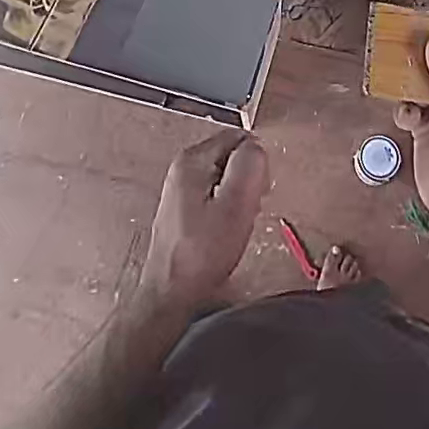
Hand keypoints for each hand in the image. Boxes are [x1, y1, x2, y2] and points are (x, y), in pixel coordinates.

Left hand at [139, 131, 270, 310]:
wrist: (171, 291)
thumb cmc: (203, 251)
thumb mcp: (235, 205)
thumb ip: (248, 167)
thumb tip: (256, 146)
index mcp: (193, 159)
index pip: (239, 137)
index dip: (256, 162)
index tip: (257, 191)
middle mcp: (183, 166)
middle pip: (232, 154)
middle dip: (248, 178)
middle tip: (247, 209)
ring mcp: (181, 185)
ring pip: (227, 174)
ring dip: (239, 195)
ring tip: (235, 222)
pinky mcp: (183, 204)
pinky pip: (217, 192)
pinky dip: (227, 206)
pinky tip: (225, 229)